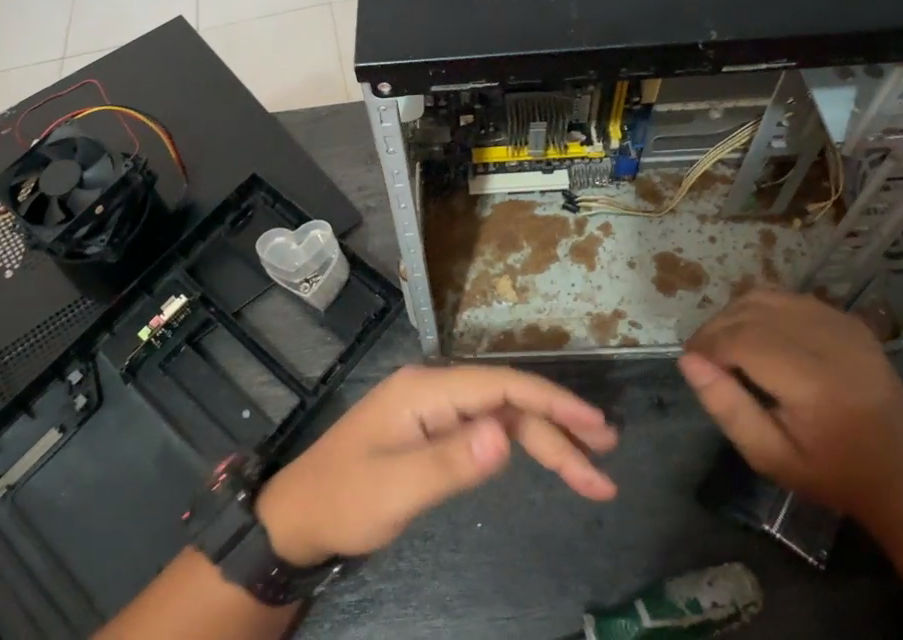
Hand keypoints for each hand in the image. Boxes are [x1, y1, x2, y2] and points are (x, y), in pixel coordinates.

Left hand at [255, 364, 618, 565]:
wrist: (297, 517)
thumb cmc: (342, 500)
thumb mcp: (395, 490)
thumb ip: (451, 463)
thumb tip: (507, 437)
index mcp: (425, 391)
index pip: (501, 386)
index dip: (553, 402)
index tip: (597, 426)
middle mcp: (433, 391)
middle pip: (508, 403)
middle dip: (559, 431)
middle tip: (605, 463)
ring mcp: (433, 411)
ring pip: (502, 419)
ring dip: (547, 444)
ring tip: (592, 475)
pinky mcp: (432, 432)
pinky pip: (485, 433)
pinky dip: (520, 450)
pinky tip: (546, 463)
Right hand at [678, 290, 902, 532]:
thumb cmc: (833, 475)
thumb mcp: (770, 457)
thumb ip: (727, 408)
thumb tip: (688, 360)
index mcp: (816, 384)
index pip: (742, 340)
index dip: (707, 345)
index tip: (691, 364)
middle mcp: (833, 344)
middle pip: (752, 312)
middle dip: (716, 329)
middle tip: (701, 357)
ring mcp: (846, 327)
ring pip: (768, 296)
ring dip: (735, 314)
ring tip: (725, 345)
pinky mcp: (851, 322)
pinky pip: (790, 298)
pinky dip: (762, 310)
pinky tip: (757, 337)